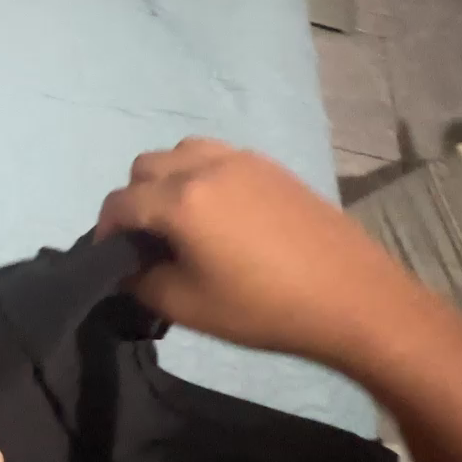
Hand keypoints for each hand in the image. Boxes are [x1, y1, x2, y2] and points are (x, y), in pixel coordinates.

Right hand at [96, 137, 439, 370]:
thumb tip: (124, 266)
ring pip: (179, 152)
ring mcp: (242, 162)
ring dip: (166, 179)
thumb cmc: (263, 309)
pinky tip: (217, 211)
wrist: (356, 303)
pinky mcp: (271, 168)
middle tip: (145, 238)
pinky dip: (199, 174)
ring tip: (179, 216)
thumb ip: (137, 281)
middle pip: (143, 168)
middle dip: (133, 200)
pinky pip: (215, 156)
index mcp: (180, 201)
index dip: (104, 229)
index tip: (110, 256)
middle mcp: (205, 168)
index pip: (119, 203)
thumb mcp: (184, 306)